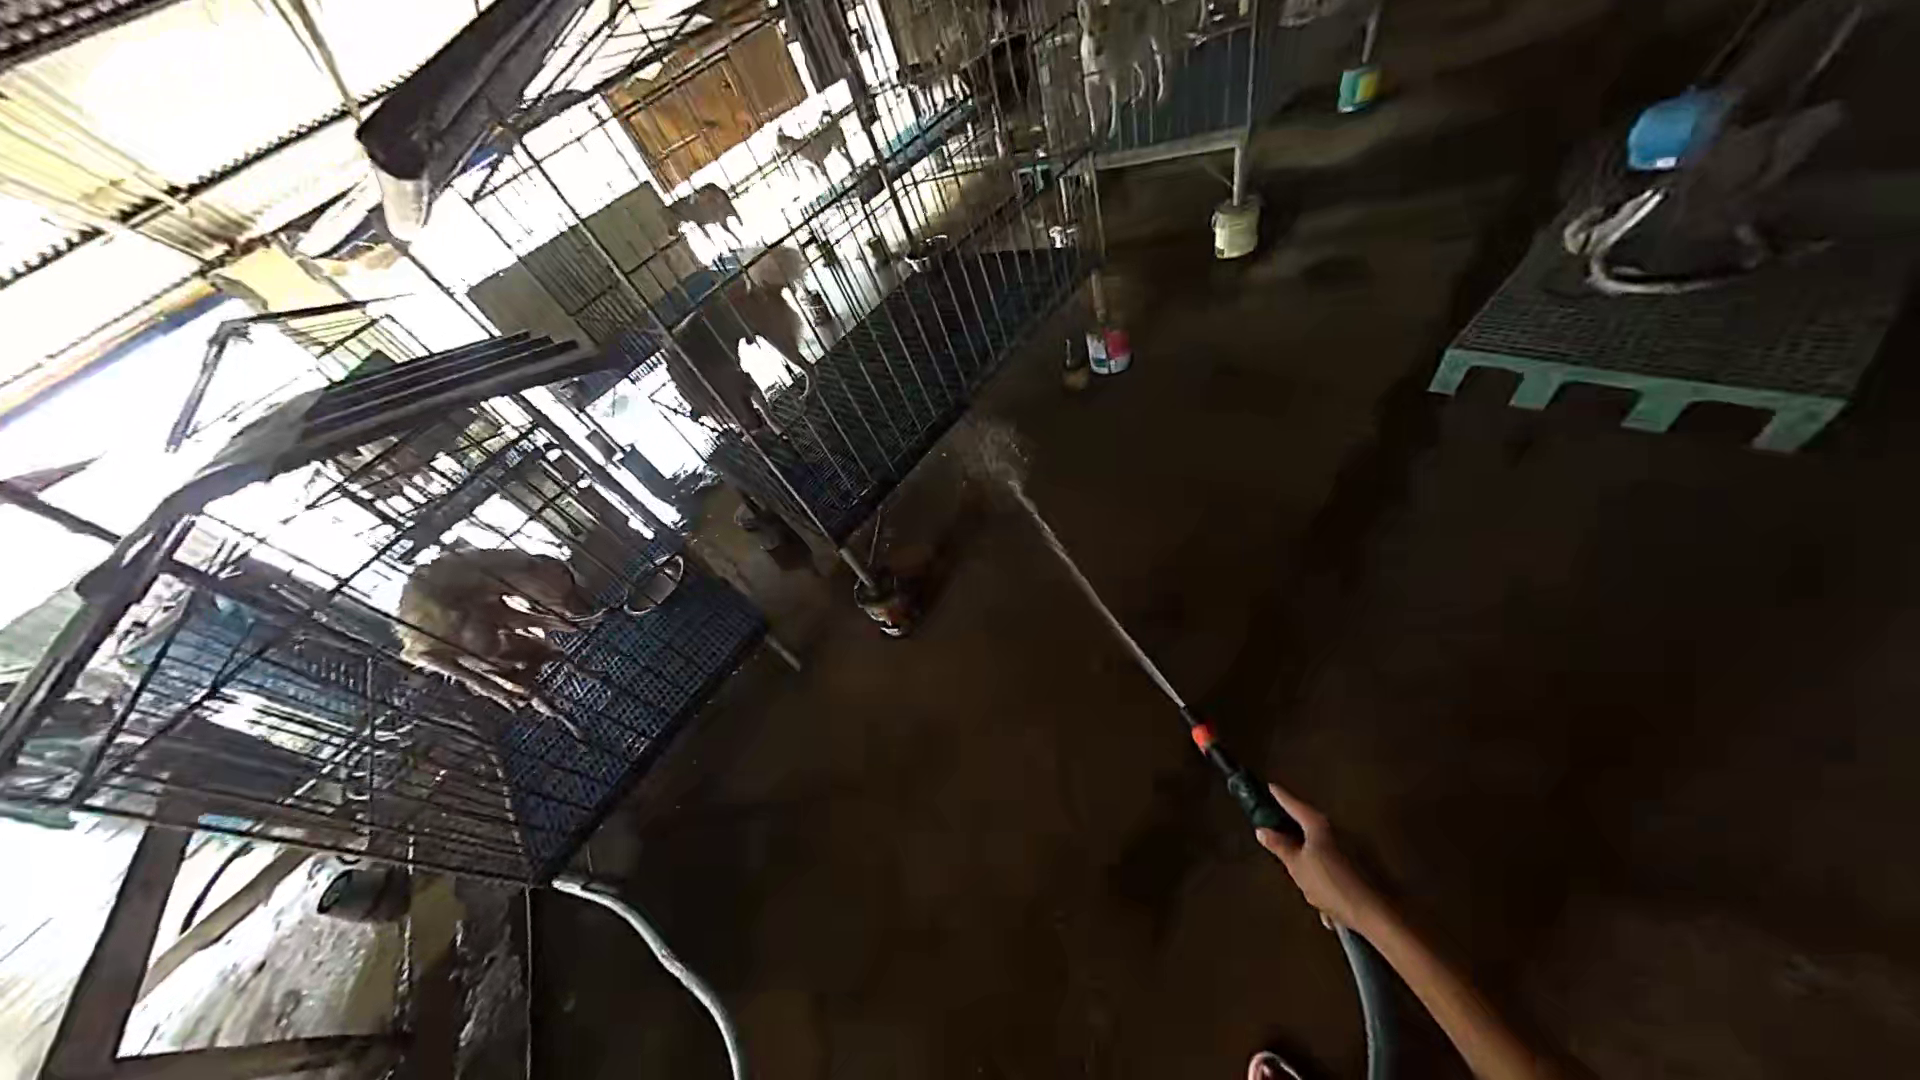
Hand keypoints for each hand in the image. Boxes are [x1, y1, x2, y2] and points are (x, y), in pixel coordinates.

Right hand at [1254, 781, 1381, 930]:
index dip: (1281, 797)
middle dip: (1298, 835)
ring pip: (1325, 852)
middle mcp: (1339, 831)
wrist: (1376, 914)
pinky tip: (1329, 907)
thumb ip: (1279, 846)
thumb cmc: (1330, 884)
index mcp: (1319, 826)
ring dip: (1315, 866)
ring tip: (1308, 888)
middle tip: (1282, 838)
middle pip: (1311, 827)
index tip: (1271, 786)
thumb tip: (1262, 830)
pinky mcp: (1365, 870)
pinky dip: (1330, 882)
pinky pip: (1338, 871)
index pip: (1295, 805)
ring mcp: (1355, 850)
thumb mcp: (1296, 866)